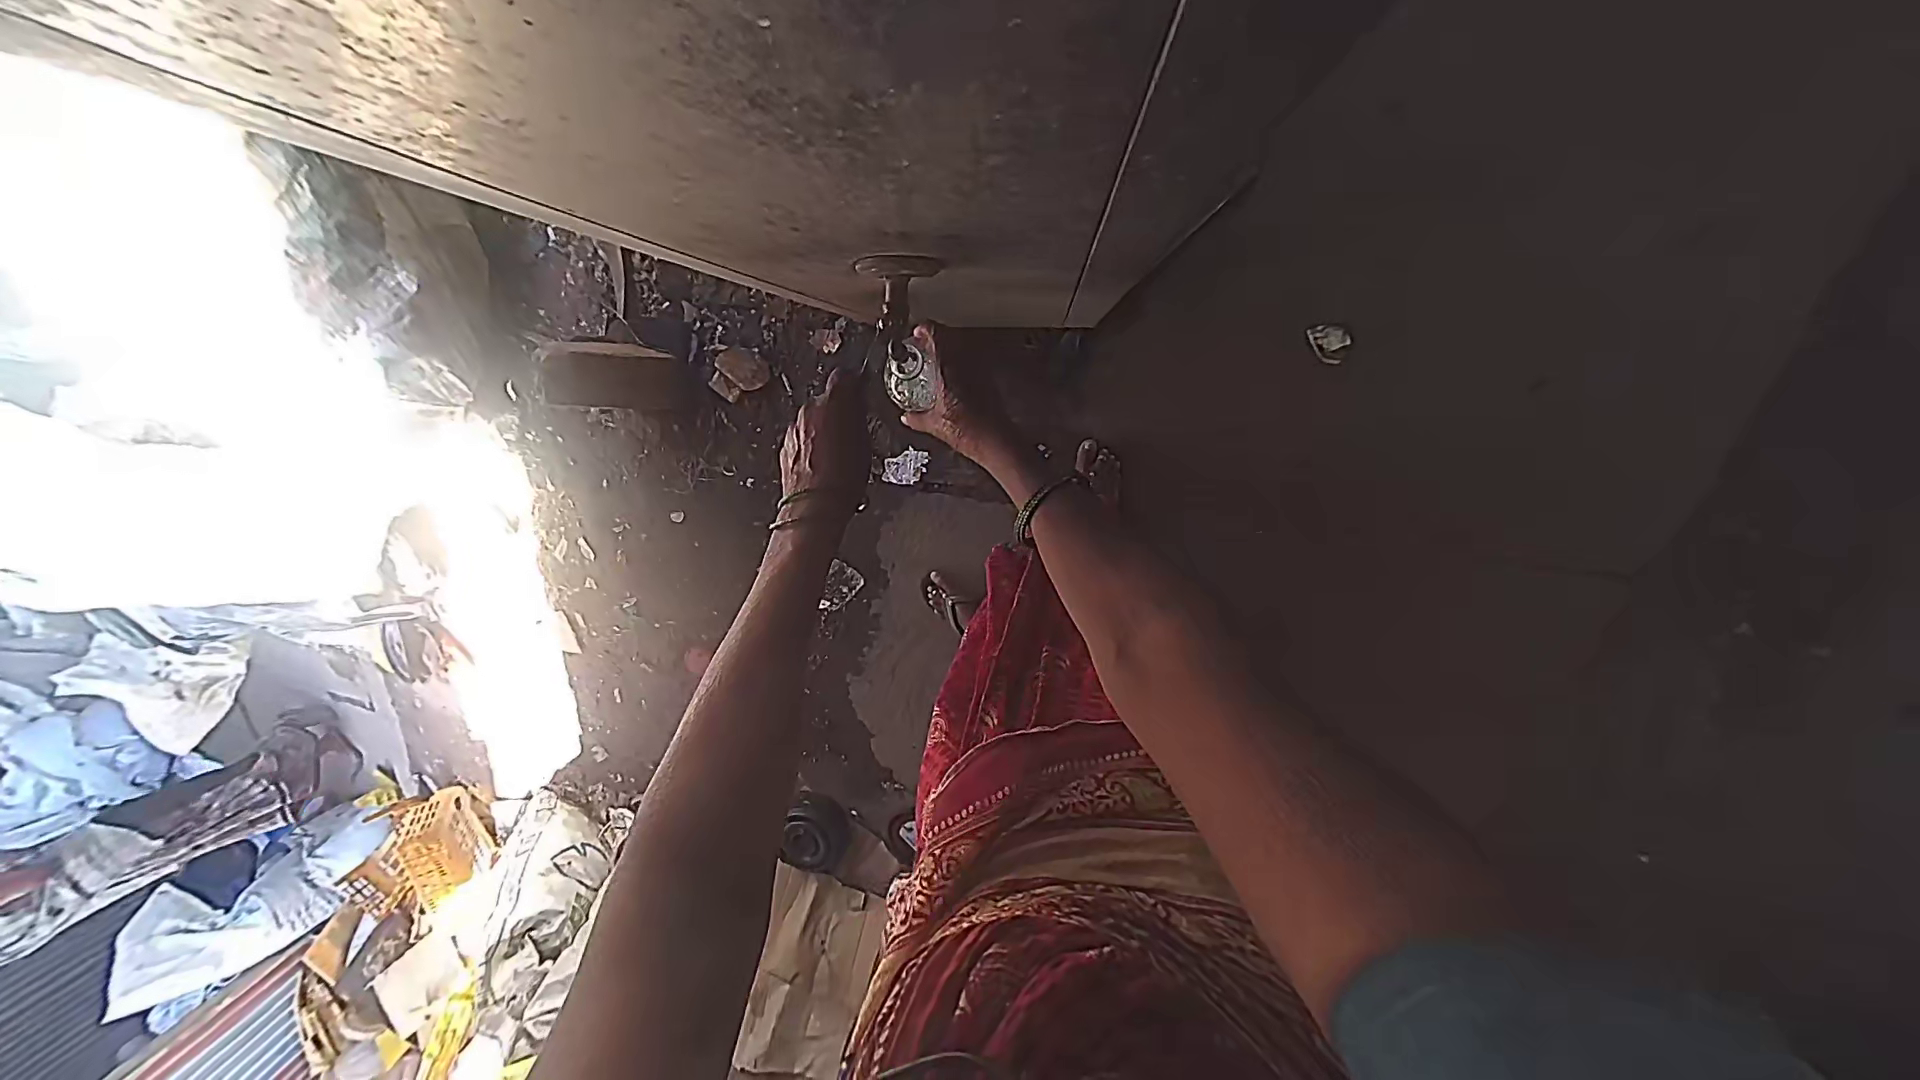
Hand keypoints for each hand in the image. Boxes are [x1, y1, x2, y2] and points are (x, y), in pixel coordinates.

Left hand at [780, 366, 868, 518]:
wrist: (814, 506)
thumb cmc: (841, 480)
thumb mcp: (865, 444)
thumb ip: (859, 416)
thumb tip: (858, 403)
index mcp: (832, 403)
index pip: (843, 377)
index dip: (854, 383)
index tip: (860, 389)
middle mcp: (808, 410)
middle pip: (826, 399)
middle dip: (838, 410)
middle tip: (852, 428)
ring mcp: (794, 428)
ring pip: (813, 418)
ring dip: (824, 427)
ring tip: (839, 450)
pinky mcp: (786, 445)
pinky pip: (802, 436)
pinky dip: (812, 443)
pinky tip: (824, 461)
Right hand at [899, 324, 1018, 462]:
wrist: (995, 441)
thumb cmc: (970, 433)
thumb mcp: (936, 426)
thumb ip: (918, 419)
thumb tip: (907, 417)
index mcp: (949, 373)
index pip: (938, 338)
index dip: (927, 329)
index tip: (918, 330)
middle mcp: (967, 367)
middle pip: (953, 336)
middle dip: (937, 334)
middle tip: (925, 340)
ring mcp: (980, 372)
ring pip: (965, 345)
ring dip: (951, 344)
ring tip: (939, 352)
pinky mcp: (988, 380)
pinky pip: (973, 359)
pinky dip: (962, 358)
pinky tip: (956, 371)